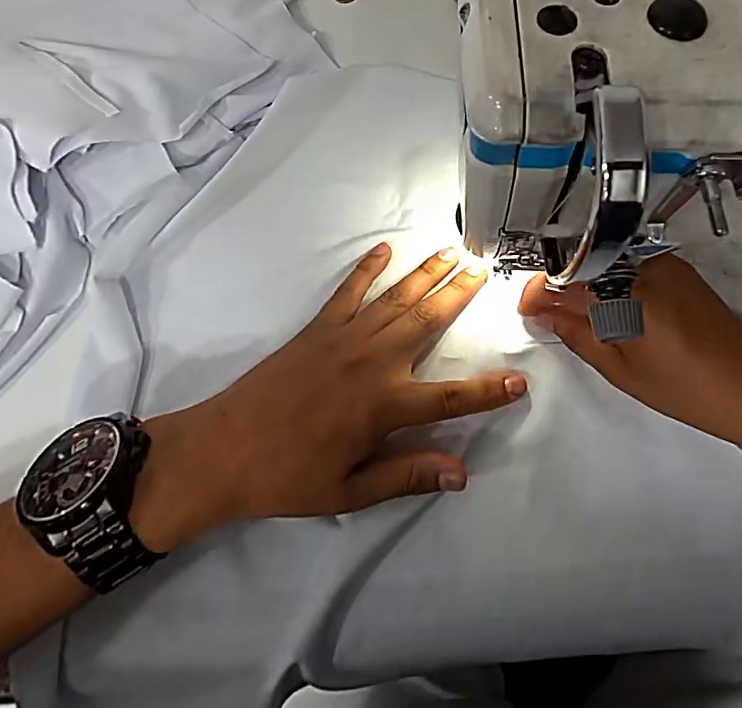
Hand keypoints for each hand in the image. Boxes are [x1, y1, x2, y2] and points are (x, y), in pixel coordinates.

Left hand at [130, 244, 526, 550]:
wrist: (222, 449)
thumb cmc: (288, 476)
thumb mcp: (350, 491)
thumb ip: (406, 475)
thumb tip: (460, 473)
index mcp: (383, 405)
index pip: (450, 398)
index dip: (487, 392)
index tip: (519, 380)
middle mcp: (371, 362)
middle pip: (427, 322)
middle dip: (459, 295)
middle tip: (484, 270)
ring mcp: (343, 339)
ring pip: (396, 299)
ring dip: (426, 275)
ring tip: (452, 253)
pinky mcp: (317, 329)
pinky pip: (348, 292)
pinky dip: (367, 269)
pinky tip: (384, 250)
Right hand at [518, 253, 741, 453]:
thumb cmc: (688, 387)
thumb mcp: (621, 368)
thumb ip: (577, 334)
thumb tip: (545, 314)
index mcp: (628, 293)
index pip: (566, 277)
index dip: (539, 290)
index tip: (528, 307)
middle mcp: (645, 268)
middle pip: (584, 264)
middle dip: (560, 287)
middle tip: (548, 314)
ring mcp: (663, 264)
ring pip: (605, 263)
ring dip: (585, 283)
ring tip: (580, 317)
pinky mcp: (676, 267)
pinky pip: (628, 266)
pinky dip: (611, 282)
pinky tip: (610, 309)